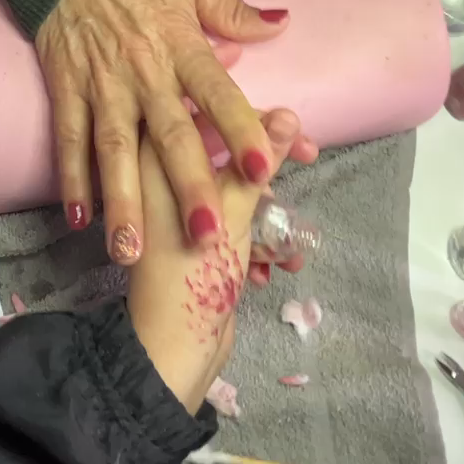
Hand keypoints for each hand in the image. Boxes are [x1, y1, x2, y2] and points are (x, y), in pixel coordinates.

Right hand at [37, 0, 290, 265]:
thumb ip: (234, 10)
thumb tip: (281, 22)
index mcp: (181, 43)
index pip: (218, 92)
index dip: (241, 130)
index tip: (264, 169)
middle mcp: (143, 72)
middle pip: (170, 135)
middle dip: (189, 186)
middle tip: (206, 237)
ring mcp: (101, 83)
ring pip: (114, 150)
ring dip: (124, 201)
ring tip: (132, 251)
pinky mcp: (66, 86)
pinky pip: (69, 137)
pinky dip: (71, 178)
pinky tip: (79, 218)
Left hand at [128, 108, 316, 411]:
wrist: (169, 351)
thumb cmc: (191, 271)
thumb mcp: (230, 210)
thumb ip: (257, 160)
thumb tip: (287, 113)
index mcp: (154, 156)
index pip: (206, 112)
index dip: (252, 117)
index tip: (295, 129)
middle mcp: (160, 176)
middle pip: (224, 150)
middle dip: (267, 165)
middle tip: (309, 158)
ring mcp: (177, 209)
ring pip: (231, 189)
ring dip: (267, 210)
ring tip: (293, 238)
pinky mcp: (192, 238)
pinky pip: (229, 220)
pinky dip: (254, 236)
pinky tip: (277, 263)